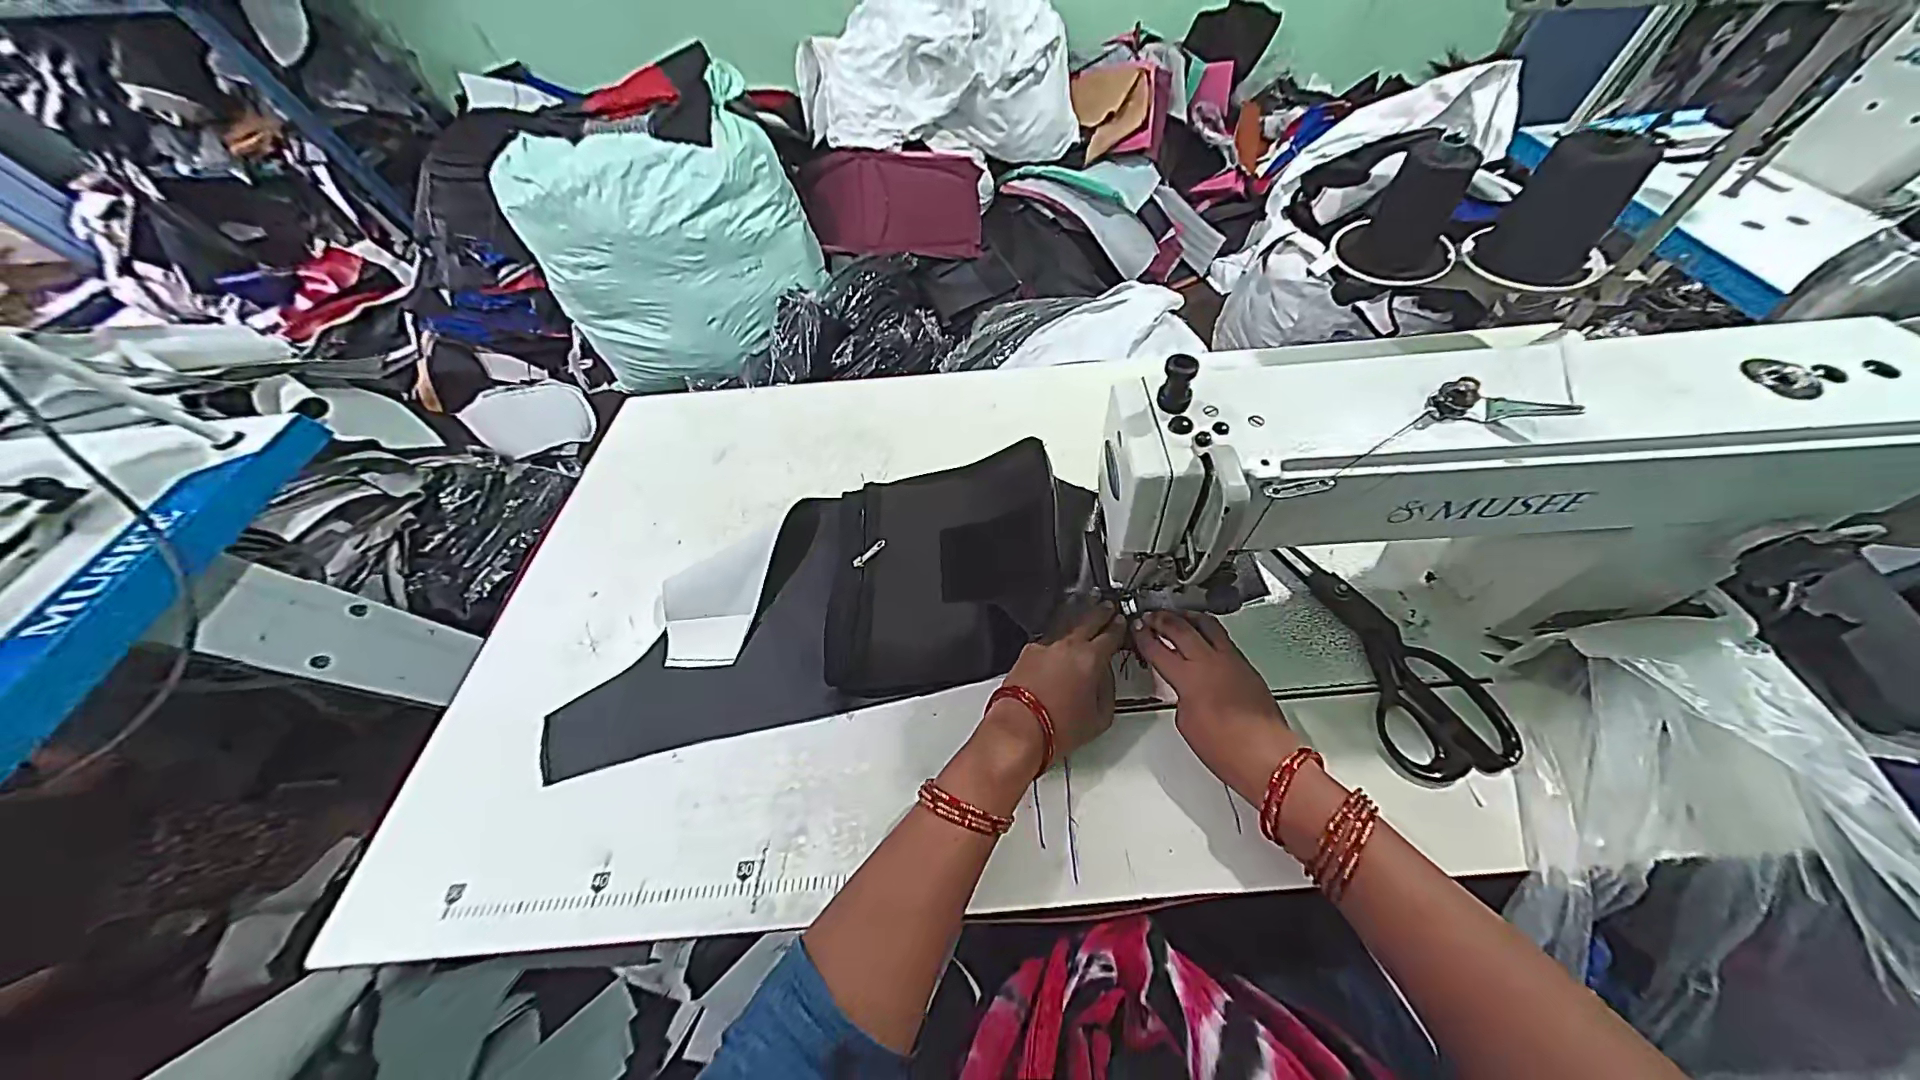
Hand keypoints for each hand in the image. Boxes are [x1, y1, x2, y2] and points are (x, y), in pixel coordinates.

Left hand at [982, 603, 1125, 773]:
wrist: (1019, 728)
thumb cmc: (1055, 727)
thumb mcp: (1100, 717)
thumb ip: (1107, 690)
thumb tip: (1104, 680)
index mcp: (1090, 658)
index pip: (1110, 635)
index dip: (1118, 627)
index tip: (1120, 623)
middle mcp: (1067, 647)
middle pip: (1088, 621)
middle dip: (1100, 613)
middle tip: (1107, 608)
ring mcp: (1044, 648)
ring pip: (1065, 629)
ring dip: (1077, 624)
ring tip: (1084, 625)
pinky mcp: (1026, 654)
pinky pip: (1047, 642)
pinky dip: (1056, 642)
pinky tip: (1058, 648)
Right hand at [1130, 611, 1302, 800]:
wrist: (1266, 757)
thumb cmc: (1229, 749)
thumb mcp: (1186, 722)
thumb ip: (1180, 695)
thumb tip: (1182, 687)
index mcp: (1188, 677)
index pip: (1158, 648)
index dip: (1143, 636)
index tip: (1137, 629)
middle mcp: (1210, 663)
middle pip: (1180, 628)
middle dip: (1162, 619)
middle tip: (1152, 617)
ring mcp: (1231, 661)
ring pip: (1206, 625)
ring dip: (1188, 618)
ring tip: (1178, 615)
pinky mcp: (1247, 667)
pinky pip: (1224, 638)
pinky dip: (1208, 629)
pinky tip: (1204, 632)